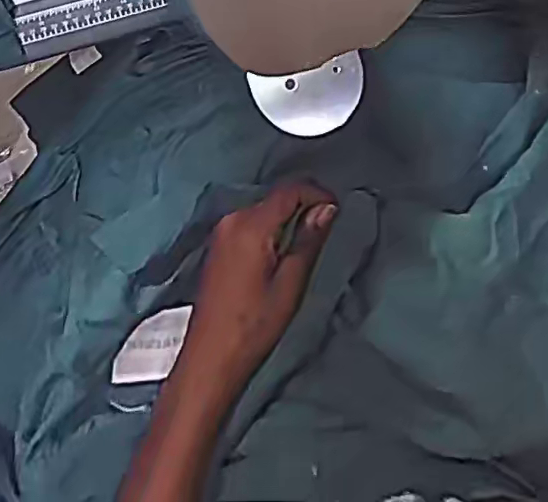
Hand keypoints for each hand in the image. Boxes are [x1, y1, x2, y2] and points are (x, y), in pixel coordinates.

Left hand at [180, 183, 337, 387]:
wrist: (210, 356)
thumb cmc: (254, 325)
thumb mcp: (290, 284)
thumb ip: (308, 241)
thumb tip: (326, 208)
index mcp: (250, 226)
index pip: (288, 191)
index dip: (316, 192)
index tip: (337, 207)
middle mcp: (233, 219)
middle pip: (275, 198)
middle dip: (303, 205)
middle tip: (327, 224)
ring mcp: (222, 229)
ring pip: (263, 209)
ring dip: (286, 217)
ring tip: (308, 238)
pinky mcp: (218, 243)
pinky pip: (250, 222)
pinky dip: (270, 227)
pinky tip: (281, 249)